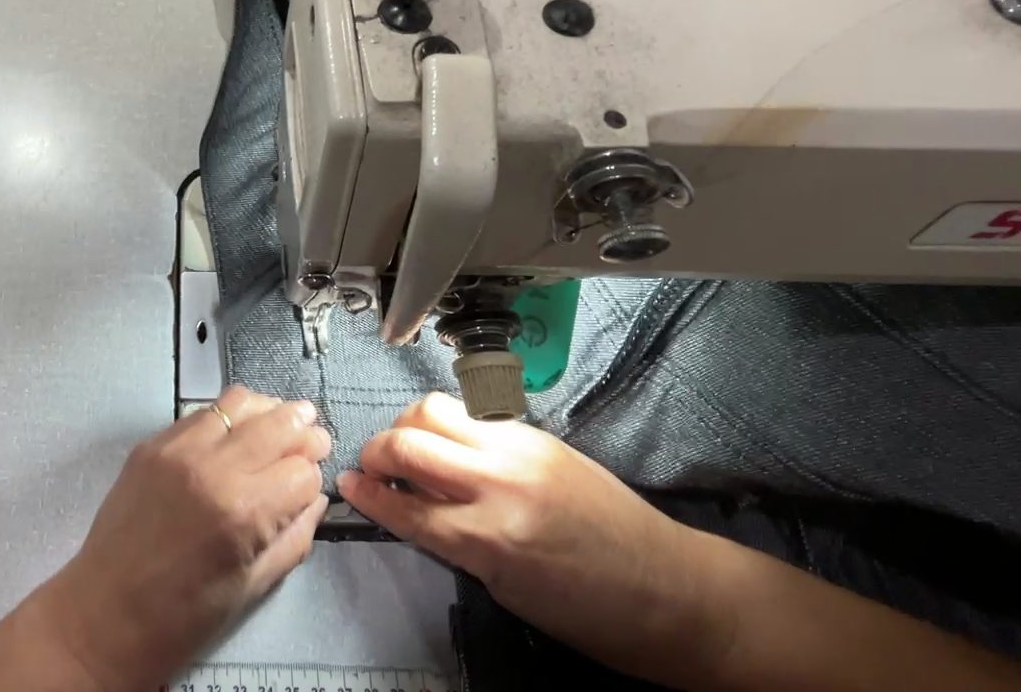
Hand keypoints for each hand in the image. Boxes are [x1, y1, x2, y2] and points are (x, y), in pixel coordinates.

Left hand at [42, 386, 331, 690]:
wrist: (104, 613)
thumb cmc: (183, 615)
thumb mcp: (253, 586)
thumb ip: (293, 535)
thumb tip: (315, 496)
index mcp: (243, 512)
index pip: (303, 472)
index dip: (313, 478)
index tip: (312, 484)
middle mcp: (213, 467)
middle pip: (277, 424)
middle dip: (303, 429)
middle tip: (315, 435)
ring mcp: (177, 448)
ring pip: (239, 402)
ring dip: (268, 410)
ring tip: (279, 420)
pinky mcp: (152, 442)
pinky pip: (201, 413)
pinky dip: (227, 417)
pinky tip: (235, 431)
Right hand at [338, 393, 731, 687]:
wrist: (674, 591)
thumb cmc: (590, 612)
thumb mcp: (506, 588)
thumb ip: (453, 539)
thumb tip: (410, 505)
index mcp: (489, 538)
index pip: (405, 504)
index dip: (367, 494)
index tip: (346, 485)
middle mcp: (499, 483)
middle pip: (409, 441)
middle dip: (376, 449)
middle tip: (372, 465)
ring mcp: (520, 449)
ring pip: (435, 408)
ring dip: (408, 424)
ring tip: (408, 447)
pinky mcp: (538, 434)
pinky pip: (472, 415)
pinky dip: (448, 425)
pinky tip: (451, 446)